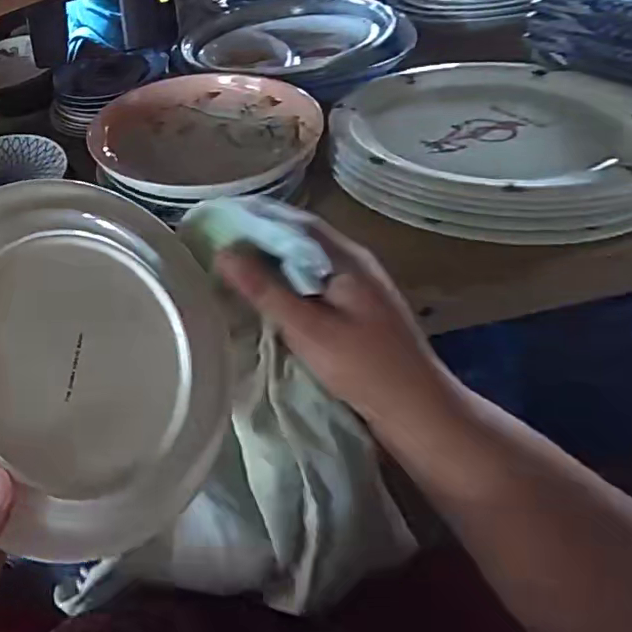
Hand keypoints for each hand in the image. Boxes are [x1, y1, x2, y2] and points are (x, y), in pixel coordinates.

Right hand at [215, 220, 455, 429]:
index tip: (214, 219)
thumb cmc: (365, 368)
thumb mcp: (307, 328)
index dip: (252, 217)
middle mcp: (352, 264)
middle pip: (295, 238)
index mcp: (346, 260)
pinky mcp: (349, 307)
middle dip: (254, 236)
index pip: (292, 222)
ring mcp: (353, 286)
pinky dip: (278, 276)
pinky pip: (305, 279)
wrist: (420, 414)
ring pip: (300, 259)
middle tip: (211, 239)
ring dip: (265, 257)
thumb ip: (264, 289)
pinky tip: (257, 289)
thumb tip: (222, 253)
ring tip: (225, 261)